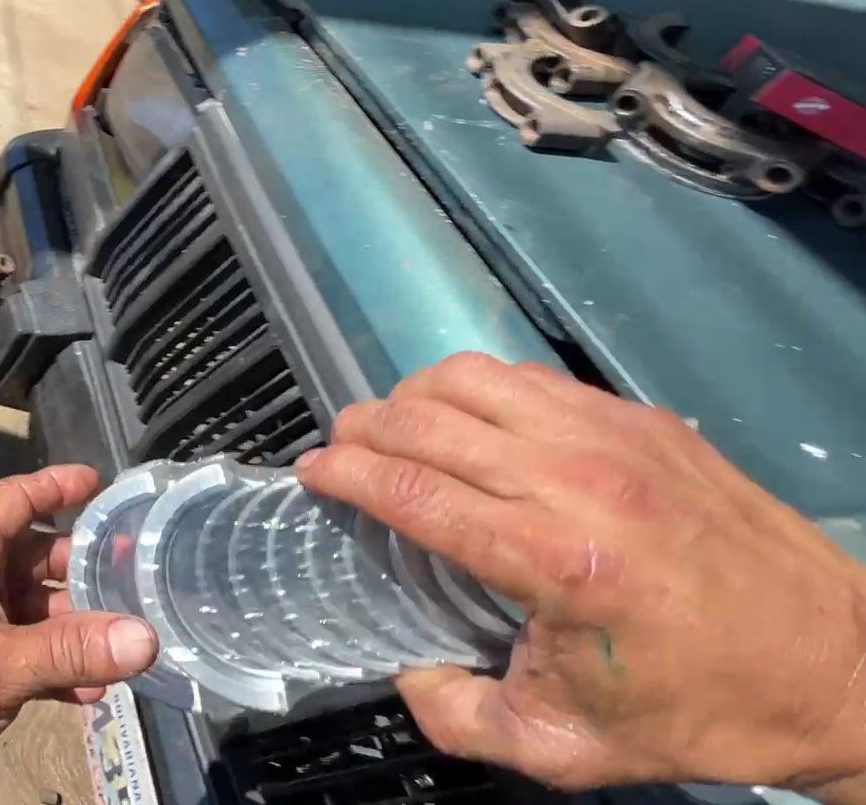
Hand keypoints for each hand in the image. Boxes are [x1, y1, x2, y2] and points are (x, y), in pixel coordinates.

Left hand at [0, 466, 158, 804]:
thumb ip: (72, 651)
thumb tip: (146, 637)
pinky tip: (90, 691)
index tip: (98, 481)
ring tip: (125, 638)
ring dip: (75, 624)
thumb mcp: (0, 664)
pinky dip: (57, 665)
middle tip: (133, 574)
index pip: (15, 499)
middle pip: (33, 556)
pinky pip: (26, 651)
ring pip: (34, 608)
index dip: (55, 484)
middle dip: (80, 564)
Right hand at [297, 353, 865, 801]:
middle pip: (420, 422)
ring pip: (462, 379)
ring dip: (408, 398)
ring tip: (397, 429)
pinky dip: (467, 389)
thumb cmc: (697, 706)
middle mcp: (572, 480)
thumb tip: (398, 668)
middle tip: (340, 452)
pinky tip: (468, 422)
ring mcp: (607, 435)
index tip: (311, 475)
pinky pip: (516, 375)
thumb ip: (456, 716)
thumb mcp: (564, 748)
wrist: (854, 670)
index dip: (341, 474)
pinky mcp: (634, 416)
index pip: (408, 489)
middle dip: (358, 429)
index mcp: (552, 559)